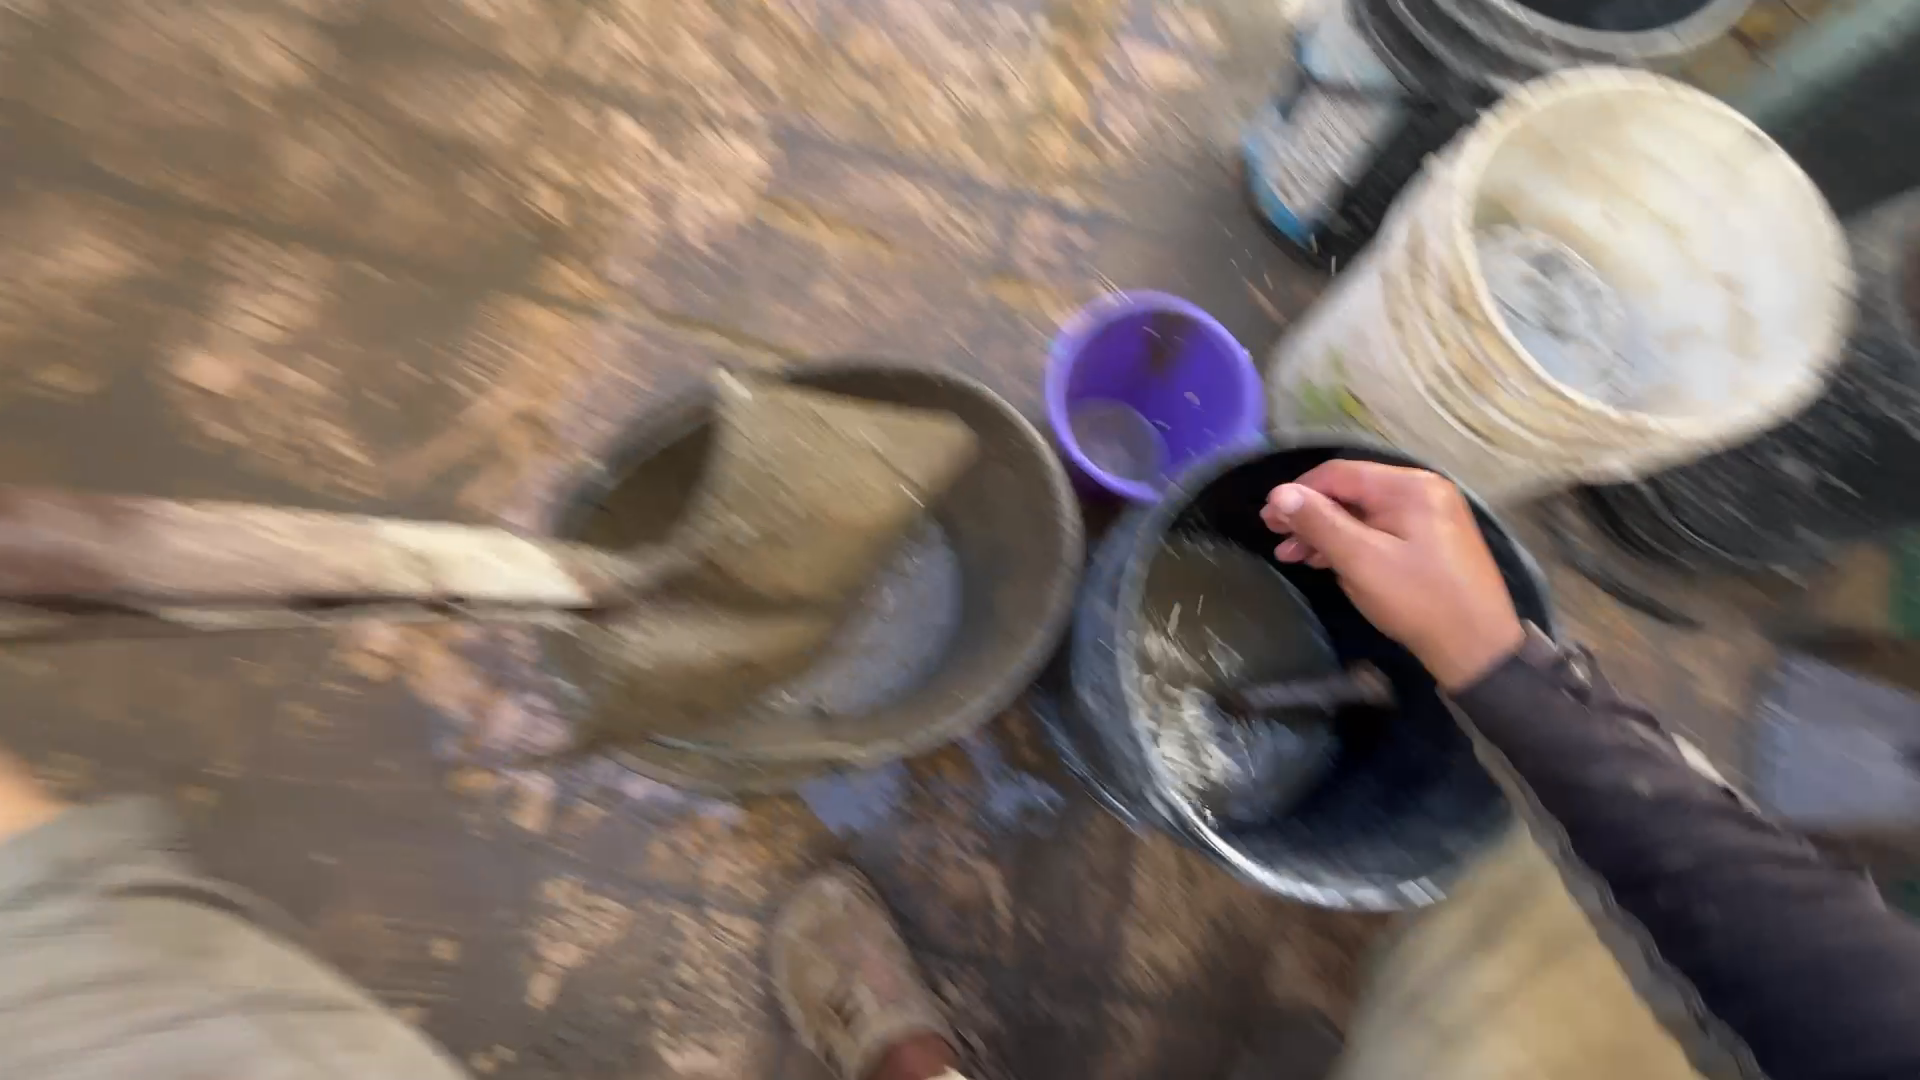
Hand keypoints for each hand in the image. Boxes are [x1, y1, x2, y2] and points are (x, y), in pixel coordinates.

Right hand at [1260, 461, 1524, 690]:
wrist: (1476, 647)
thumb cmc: (1416, 599)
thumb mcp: (1359, 559)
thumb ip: (1318, 522)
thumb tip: (1277, 493)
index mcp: (1408, 487)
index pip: (1337, 474)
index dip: (1297, 493)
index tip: (1268, 520)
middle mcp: (1421, 491)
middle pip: (1348, 492)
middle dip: (1308, 515)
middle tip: (1275, 538)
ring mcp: (1427, 515)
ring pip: (1360, 513)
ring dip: (1323, 531)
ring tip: (1291, 556)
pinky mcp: (1428, 538)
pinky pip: (1377, 528)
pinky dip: (1347, 542)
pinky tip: (1323, 560)